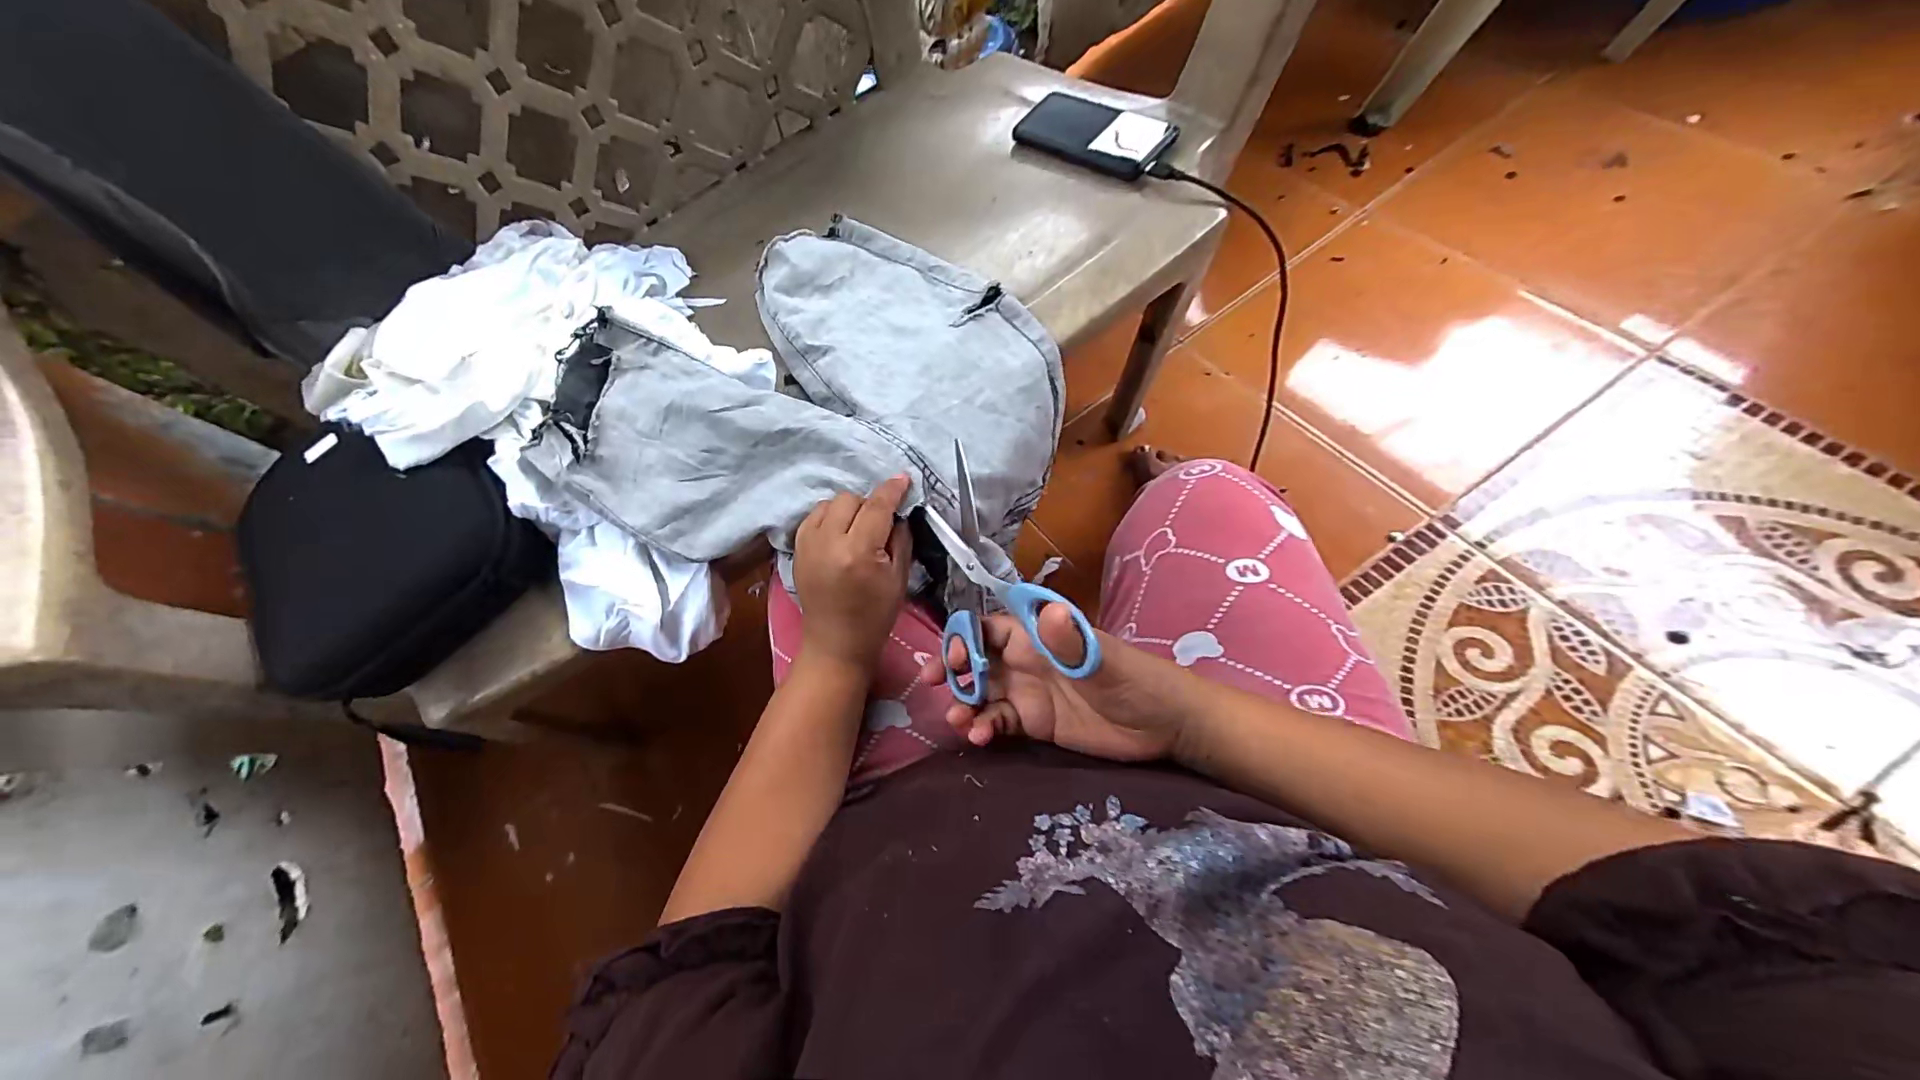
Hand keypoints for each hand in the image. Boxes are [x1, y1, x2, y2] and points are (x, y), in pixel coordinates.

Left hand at [793, 475, 912, 670]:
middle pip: (851, 499)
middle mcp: (828, 543)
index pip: (877, 507)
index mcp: (858, 552)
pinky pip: (814, 516)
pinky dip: (829, 518)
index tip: (903, 480)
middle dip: (869, 505)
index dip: (892, 490)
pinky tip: (839, 533)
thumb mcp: (899, 578)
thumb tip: (898, 512)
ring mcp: (808, 545)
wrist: (836, 643)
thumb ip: (900, 538)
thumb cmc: (876, 616)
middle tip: (880, 523)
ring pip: (830, 504)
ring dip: (848, 509)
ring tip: (858, 529)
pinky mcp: (797, 550)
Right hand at [920, 606, 1190, 762]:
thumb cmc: (1137, 680)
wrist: (1164, 725)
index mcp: (1039, 637)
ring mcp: (1029, 693)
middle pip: (978, 659)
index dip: (965, 636)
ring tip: (958, 720)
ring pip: (983, 692)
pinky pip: (999, 722)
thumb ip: (1072, 642)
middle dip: (951, 669)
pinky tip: (980, 739)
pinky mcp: (1035, 723)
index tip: (951, 657)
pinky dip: (985, 728)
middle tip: (931, 684)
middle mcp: (1027, 662)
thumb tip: (1050, 611)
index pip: (991, 628)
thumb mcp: (1104, 660)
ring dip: (965, 702)